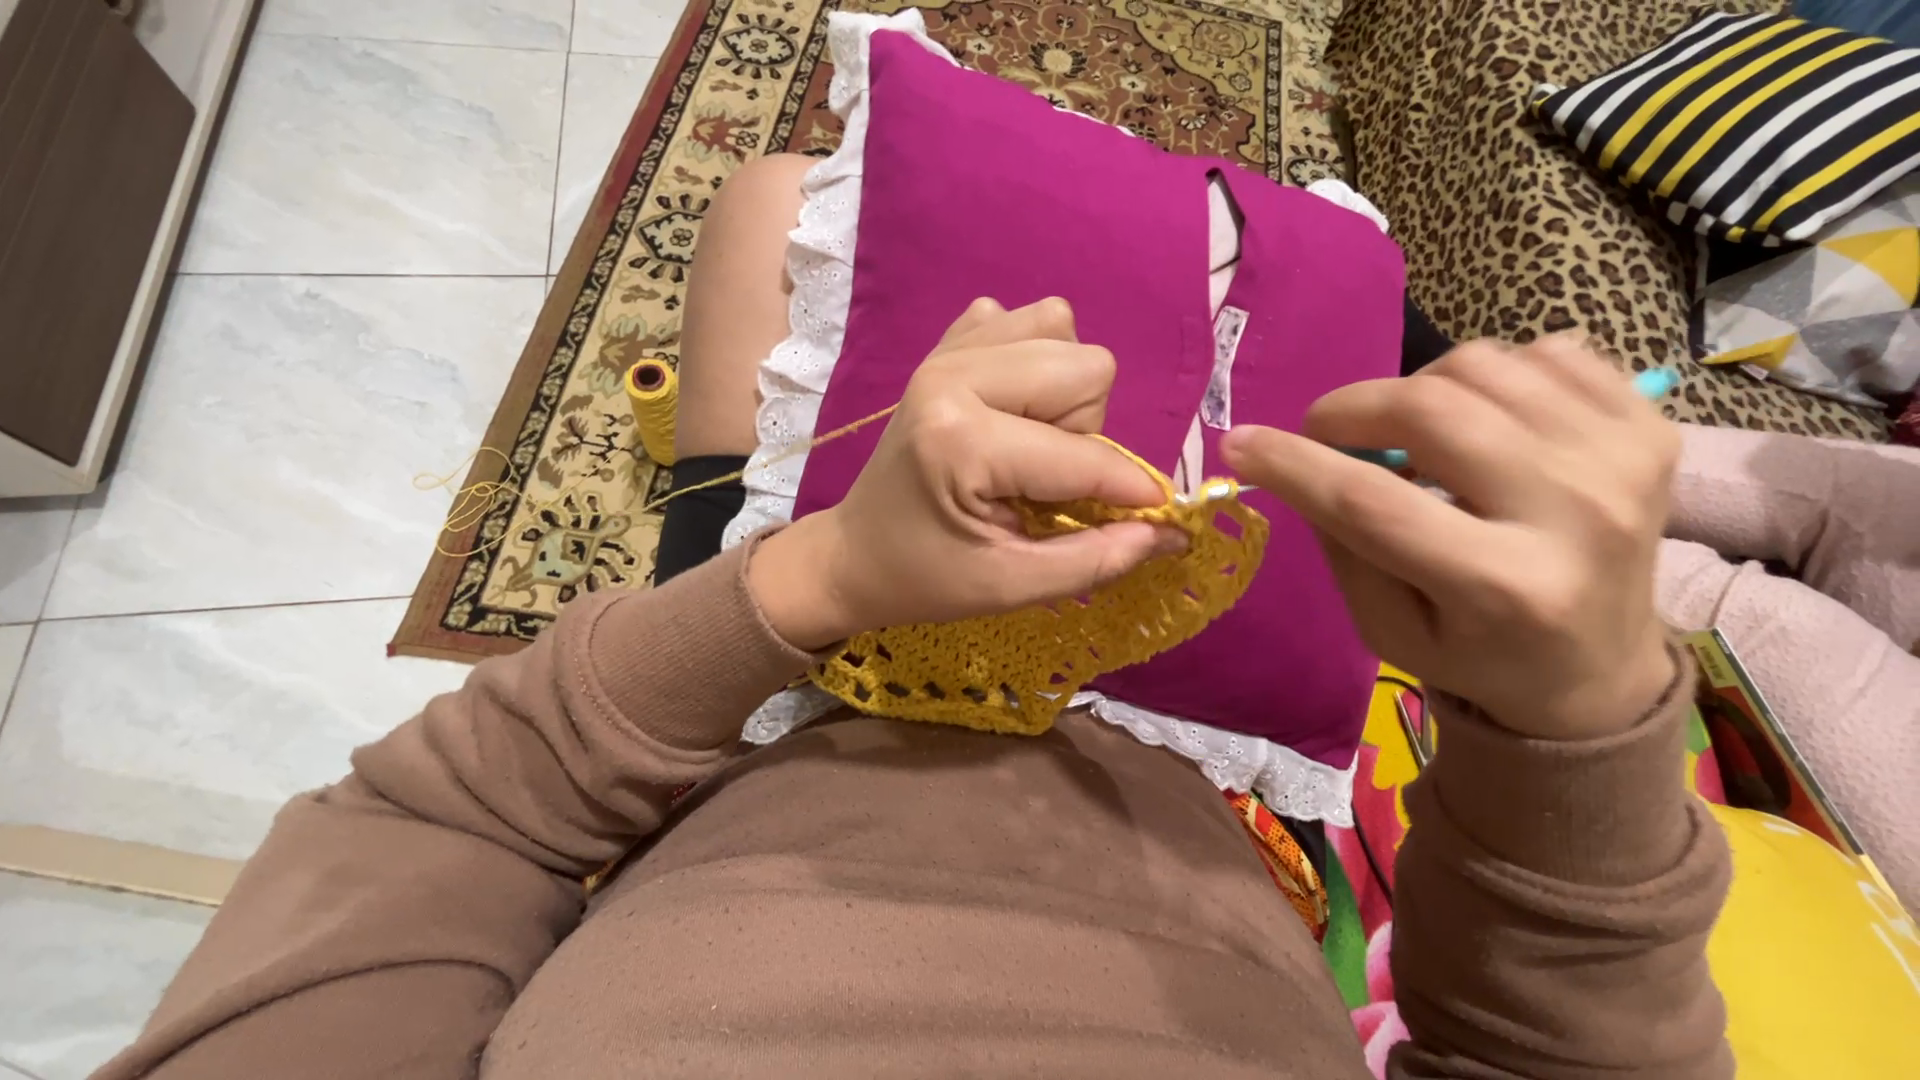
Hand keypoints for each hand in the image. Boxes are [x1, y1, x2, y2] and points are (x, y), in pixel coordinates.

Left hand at [751, 298, 1182, 649]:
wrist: (855, 553)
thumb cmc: (926, 577)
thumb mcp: (1010, 586)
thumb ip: (1096, 559)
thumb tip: (1171, 533)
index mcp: (963, 440)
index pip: (1082, 454)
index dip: (1130, 491)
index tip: (1154, 519)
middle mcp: (955, 375)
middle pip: (1088, 367)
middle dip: (1087, 434)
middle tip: (1047, 482)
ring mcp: (947, 349)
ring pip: (1062, 330)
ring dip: (1065, 391)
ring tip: (1030, 441)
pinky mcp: (945, 343)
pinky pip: (1024, 319)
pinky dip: (1036, 359)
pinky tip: (1009, 407)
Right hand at [1221, 336, 1678, 739]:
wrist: (1598, 666)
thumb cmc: (1473, 654)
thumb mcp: (1385, 626)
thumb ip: (1344, 543)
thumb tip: (1308, 462)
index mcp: (1504, 586)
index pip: (1374, 503)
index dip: (1293, 464)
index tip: (1238, 444)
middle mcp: (1578, 514)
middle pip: (1433, 412)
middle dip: (1350, 410)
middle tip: (1327, 434)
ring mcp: (1625, 460)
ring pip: (1482, 365)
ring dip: (1415, 388)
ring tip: (1407, 433)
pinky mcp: (1651, 428)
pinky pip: (1546, 351)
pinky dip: (1488, 374)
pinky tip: (1476, 419)